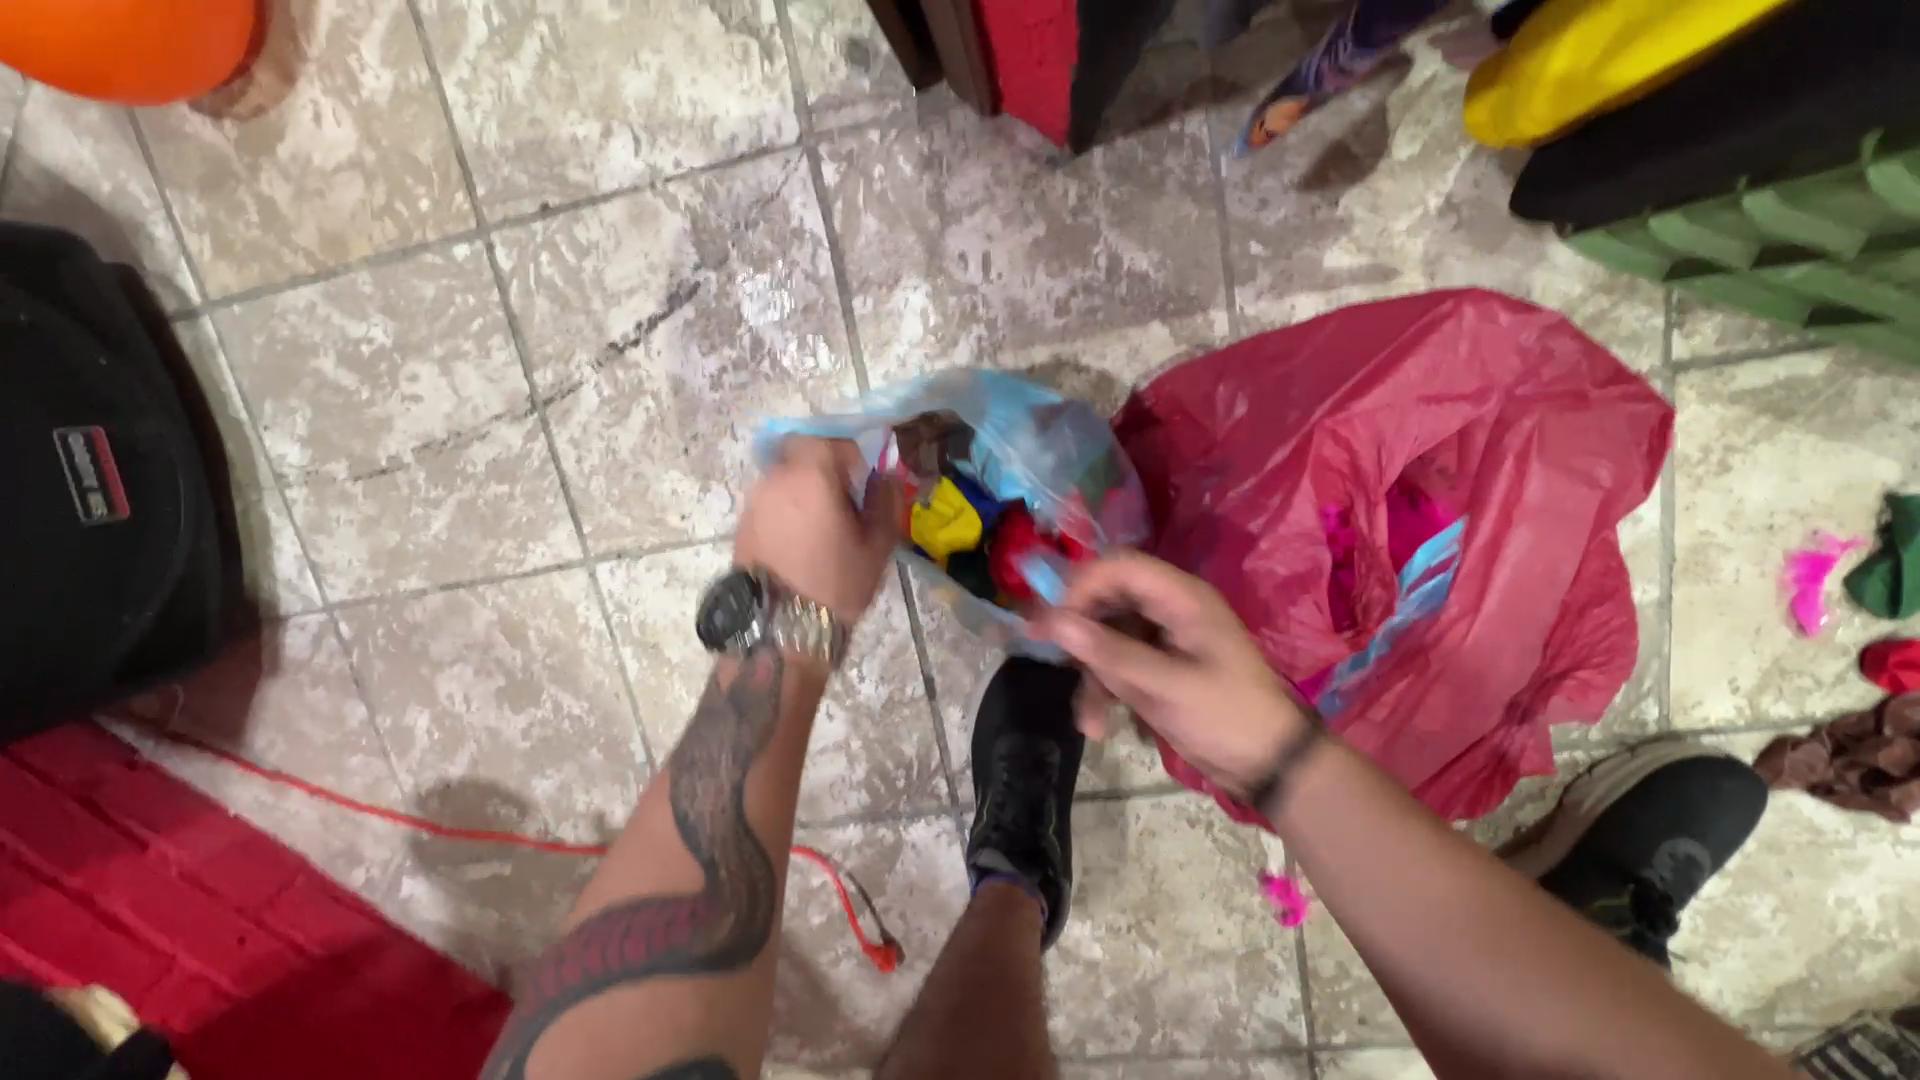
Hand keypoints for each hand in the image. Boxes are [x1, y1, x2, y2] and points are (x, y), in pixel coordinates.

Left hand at [734, 436, 902, 622]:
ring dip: (804, 491)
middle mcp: (775, 480)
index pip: (830, 442)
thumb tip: (887, 478)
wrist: (781, 629)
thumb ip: (886, 502)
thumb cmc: (836, 584)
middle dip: (824, 470)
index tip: (865, 480)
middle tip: (845, 500)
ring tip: (824, 526)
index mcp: (810, 477)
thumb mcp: (877, 546)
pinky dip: (787, 510)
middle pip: (801, 455)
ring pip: (784, 479)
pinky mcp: (742, 525)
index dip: (851, 456)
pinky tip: (802, 542)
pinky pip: (770, 503)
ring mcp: (753, 502)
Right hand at [1032, 551, 1314, 798]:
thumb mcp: (1166, 686)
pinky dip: (1104, 692)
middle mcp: (1168, 610)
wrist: (1270, 766)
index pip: (1119, 567)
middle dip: (1077, 634)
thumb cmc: (1227, 716)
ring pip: (1105, 638)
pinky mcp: (1156, 667)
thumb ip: (1108, 652)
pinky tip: (1098, 726)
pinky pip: (1115, 665)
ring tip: (1088, 720)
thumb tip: (1052, 621)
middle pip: (1106, 601)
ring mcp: (1161, 639)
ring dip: (1090, 676)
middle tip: (1046, 656)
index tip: (1054, 621)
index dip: (1081, 586)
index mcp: (1181, 598)